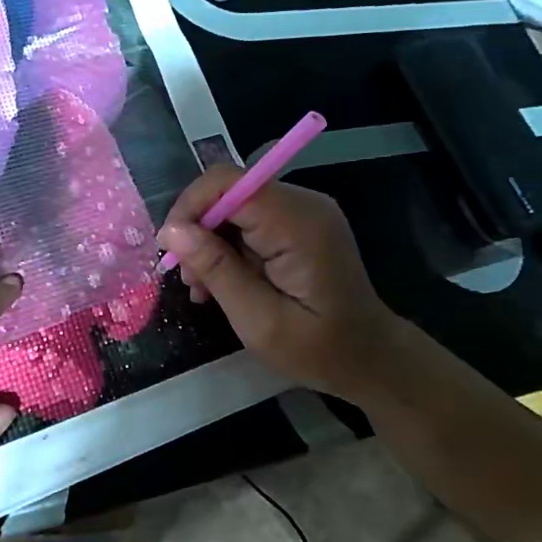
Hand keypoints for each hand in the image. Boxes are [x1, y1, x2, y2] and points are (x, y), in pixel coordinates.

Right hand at [158, 166, 407, 399]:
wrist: (370, 359)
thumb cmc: (318, 349)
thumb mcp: (258, 320)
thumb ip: (217, 270)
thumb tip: (172, 231)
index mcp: (298, 224)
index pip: (228, 183)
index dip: (191, 207)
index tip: (171, 250)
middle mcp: (302, 205)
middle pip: (226, 192)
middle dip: (196, 230)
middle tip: (187, 279)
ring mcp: (301, 212)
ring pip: (231, 207)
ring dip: (207, 243)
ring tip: (202, 289)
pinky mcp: (296, 225)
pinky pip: (246, 221)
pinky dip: (225, 247)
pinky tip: (219, 282)